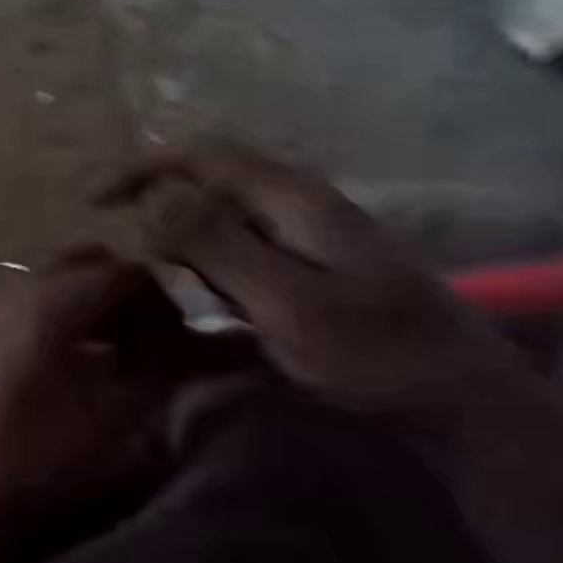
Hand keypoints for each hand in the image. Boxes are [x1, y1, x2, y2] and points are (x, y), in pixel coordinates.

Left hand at [0, 258, 188, 535]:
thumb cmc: (25, 455)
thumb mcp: (107, 423)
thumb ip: (155, 377)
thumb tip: (187, 355)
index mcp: (48, 301)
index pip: (119, 272)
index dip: (158, 298)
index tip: (177, 335)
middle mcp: (7, 288)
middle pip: (77, 265)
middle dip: (115, 293)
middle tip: (140, 337)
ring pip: (39, 283)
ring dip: (75, 305)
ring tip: (96, 352)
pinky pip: (7, 305)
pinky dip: (38, 318)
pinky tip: (43, 364)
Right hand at [100, 137, 523, 409]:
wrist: (467, 407)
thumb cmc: (377, 356)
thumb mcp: (287, 303)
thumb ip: (219, 245)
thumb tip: (155, 198)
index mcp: (294, 201)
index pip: (204, 155)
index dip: (143, 167)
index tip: (96, 200)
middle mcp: (298, 206)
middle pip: (209, 181)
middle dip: (155, 199)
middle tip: (118, 242)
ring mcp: (308, 237)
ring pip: (222, 216)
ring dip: (179, 235)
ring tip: (149, 275)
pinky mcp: (312, 268)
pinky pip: (241, 249)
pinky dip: (205, 262)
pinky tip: (199, 297)